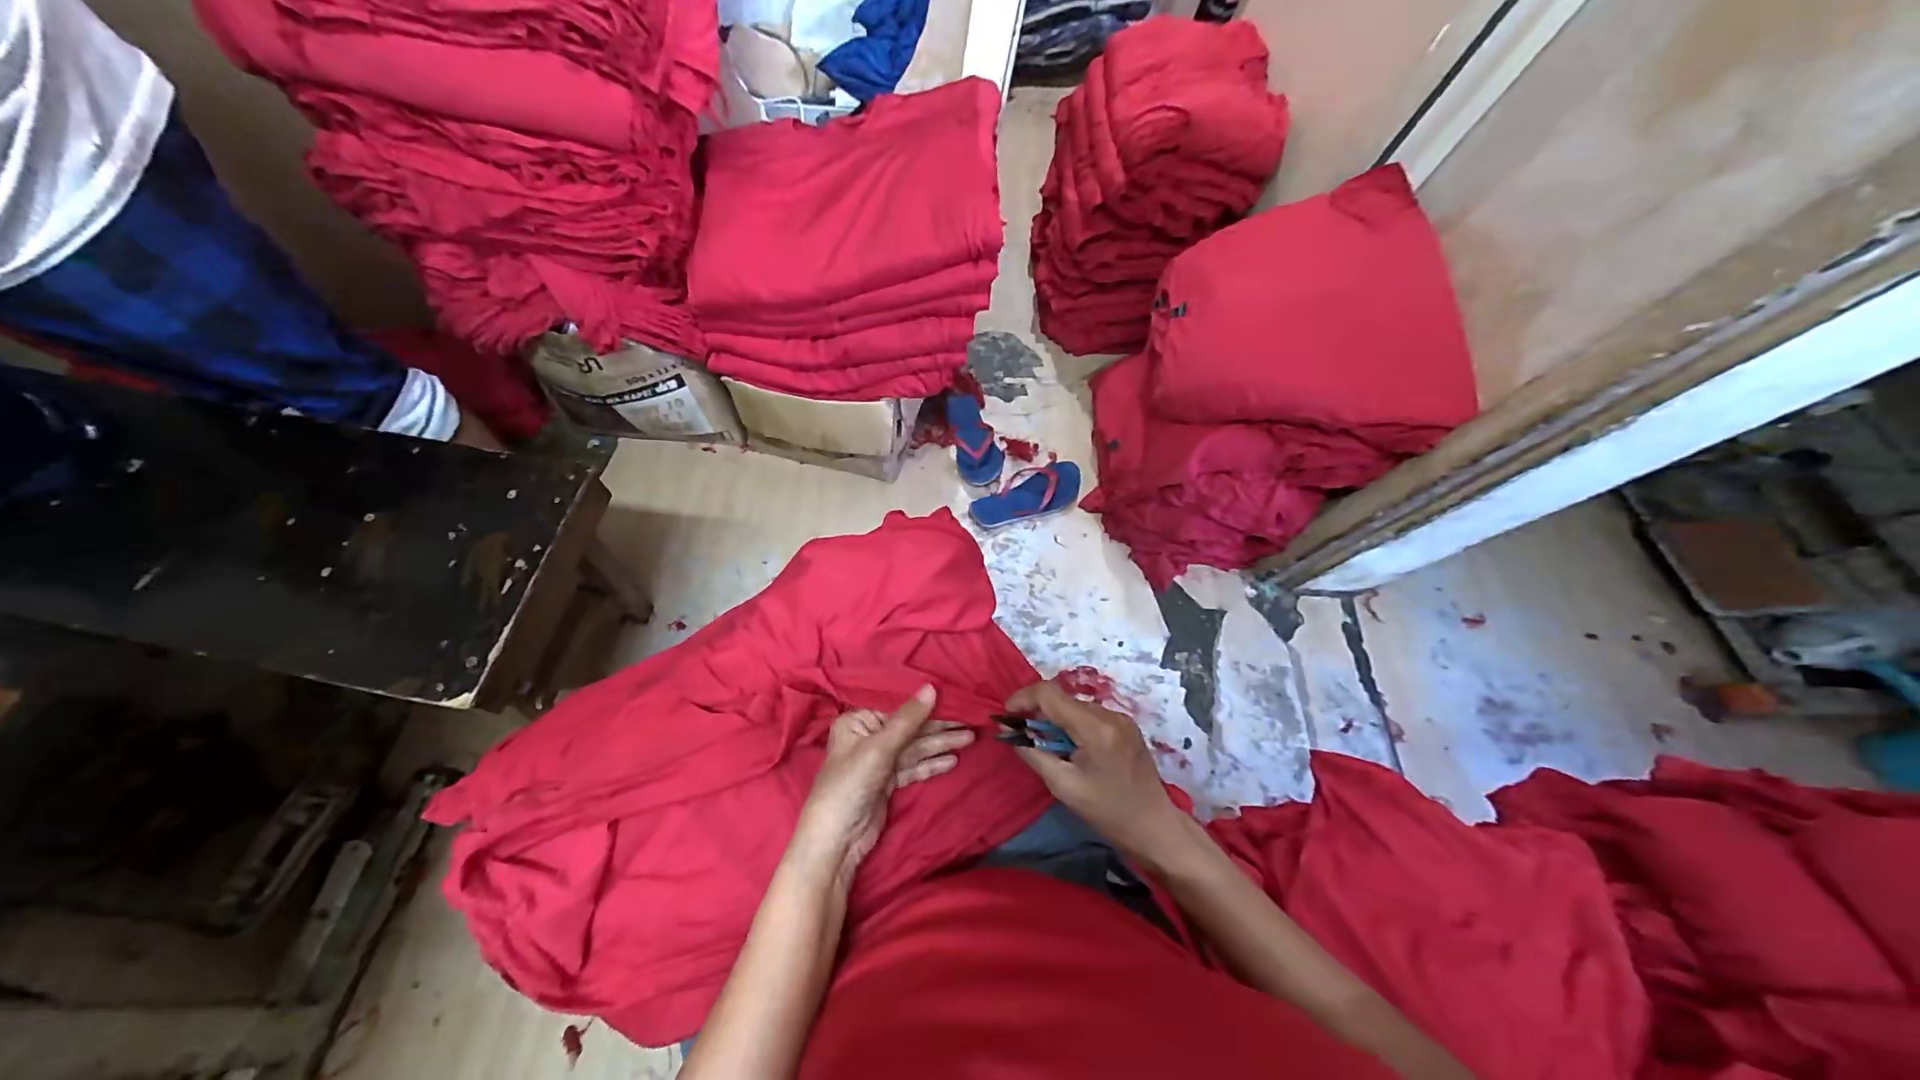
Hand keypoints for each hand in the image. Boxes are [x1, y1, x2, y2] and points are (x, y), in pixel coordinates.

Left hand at [790, 685, 973, 884]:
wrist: (837, 839)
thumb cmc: (851, 784)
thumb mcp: (879, 748)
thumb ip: (908, 719)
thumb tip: (931, 688)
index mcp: (857, 721)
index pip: (898, 707)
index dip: (926, 705)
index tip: (955, 700)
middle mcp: (867, 736)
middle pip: (909, 728)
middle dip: (938, 727)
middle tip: (970, 723)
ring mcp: (878, 760)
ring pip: (914, 748)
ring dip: (940, 745)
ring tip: (969, 739)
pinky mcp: (887, 781)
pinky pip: (912, 766)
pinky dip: (931, 763)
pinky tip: (951, 760)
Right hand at [1004, 681, 1194, 867]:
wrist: (1154, 826)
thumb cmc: (1108, 812)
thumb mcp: (1063, 786)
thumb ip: (1034, 754)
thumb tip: (1012, 734)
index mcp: (1095, 728)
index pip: (1050, 694)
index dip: (1023, 698)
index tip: (1007, 716)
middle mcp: (1110, 714)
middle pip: (1063, 699)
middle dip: (1037, 711)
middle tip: (1021, 733)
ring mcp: (1121, 718)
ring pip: (1075, 706)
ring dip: (1055, 718)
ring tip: (1044, 744)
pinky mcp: (1126, 726)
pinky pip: (1090, 715)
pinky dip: (1072, 724)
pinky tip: (1068, 747)